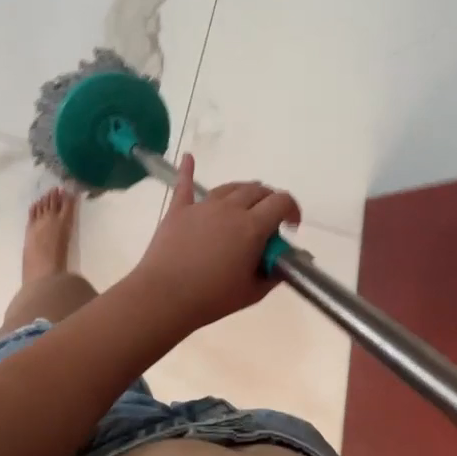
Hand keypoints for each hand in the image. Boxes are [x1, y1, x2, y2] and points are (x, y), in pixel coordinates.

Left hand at [129, 154, 301, 333]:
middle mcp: (229, 208)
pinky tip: (188, 158)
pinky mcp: (178, 210)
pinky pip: (184, 184)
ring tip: (245, 205)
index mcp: (252, 226)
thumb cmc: (212, 298)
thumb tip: (280, 263)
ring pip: (229, 187)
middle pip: (257, 190)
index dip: (292, 210)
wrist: (164, 296)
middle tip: (268, 220)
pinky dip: (188, 170)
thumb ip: (272, 274)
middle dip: (269, 201)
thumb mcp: (253, 292)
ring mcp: (202, 206)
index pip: (281, 202)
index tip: (290, 226)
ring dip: (243, 192)